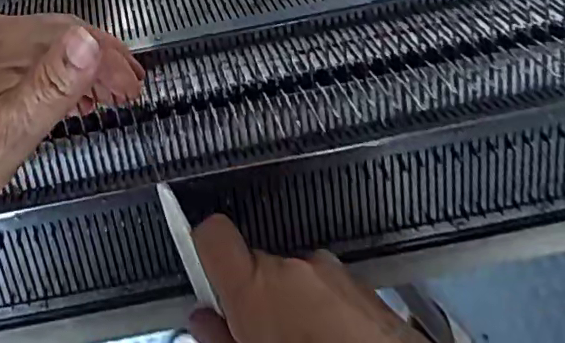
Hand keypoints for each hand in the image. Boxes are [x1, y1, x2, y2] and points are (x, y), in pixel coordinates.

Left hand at [0, 13, 143, 258]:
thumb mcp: (2, 135)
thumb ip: (50, 86)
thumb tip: (88, 40)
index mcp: (4, 46)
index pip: (77, 39)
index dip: (112, 62)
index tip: (134, 86)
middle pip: (62, 37)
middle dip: (101, 61)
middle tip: (128, 89)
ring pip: (43, 46)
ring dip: (78, 67)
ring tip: (100, 95)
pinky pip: (21, 59)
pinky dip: (50, 73)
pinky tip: (51, 96)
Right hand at [188, 214, 428, 341]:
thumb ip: (219, 340)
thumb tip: (203, 322)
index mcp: (257, 286)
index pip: (212, 232)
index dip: (202, 246)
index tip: (202, 268)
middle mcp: (294, 266)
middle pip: (256, 264)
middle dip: (254, 298)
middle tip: (256, 336)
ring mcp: (332, 272)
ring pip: (293, 278)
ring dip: (290, 306)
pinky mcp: (362, 285)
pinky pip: (324, 288)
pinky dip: (320, 310)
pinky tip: (326, 341)